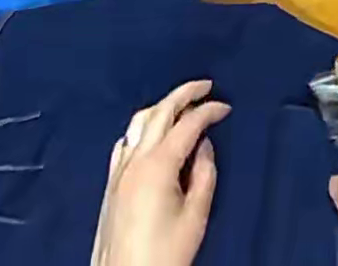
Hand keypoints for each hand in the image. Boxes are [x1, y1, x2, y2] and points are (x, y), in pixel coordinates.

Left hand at [90, 80, 230, 265]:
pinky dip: (143, 128)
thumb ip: (205, 173)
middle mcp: (136, 159)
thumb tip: (203, 145)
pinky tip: (153, 134)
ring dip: (163, 107)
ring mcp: (119, 170)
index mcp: (158, 164)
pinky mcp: (111, 183)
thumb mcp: (196, 216)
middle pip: (161, 110)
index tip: (226, 108)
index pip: (188, 123)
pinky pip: (126, 141)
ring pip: (140, 121)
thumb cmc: (164, 256)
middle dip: (185, 93)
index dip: (210, 110)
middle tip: (206, 87)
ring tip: (182, 106)